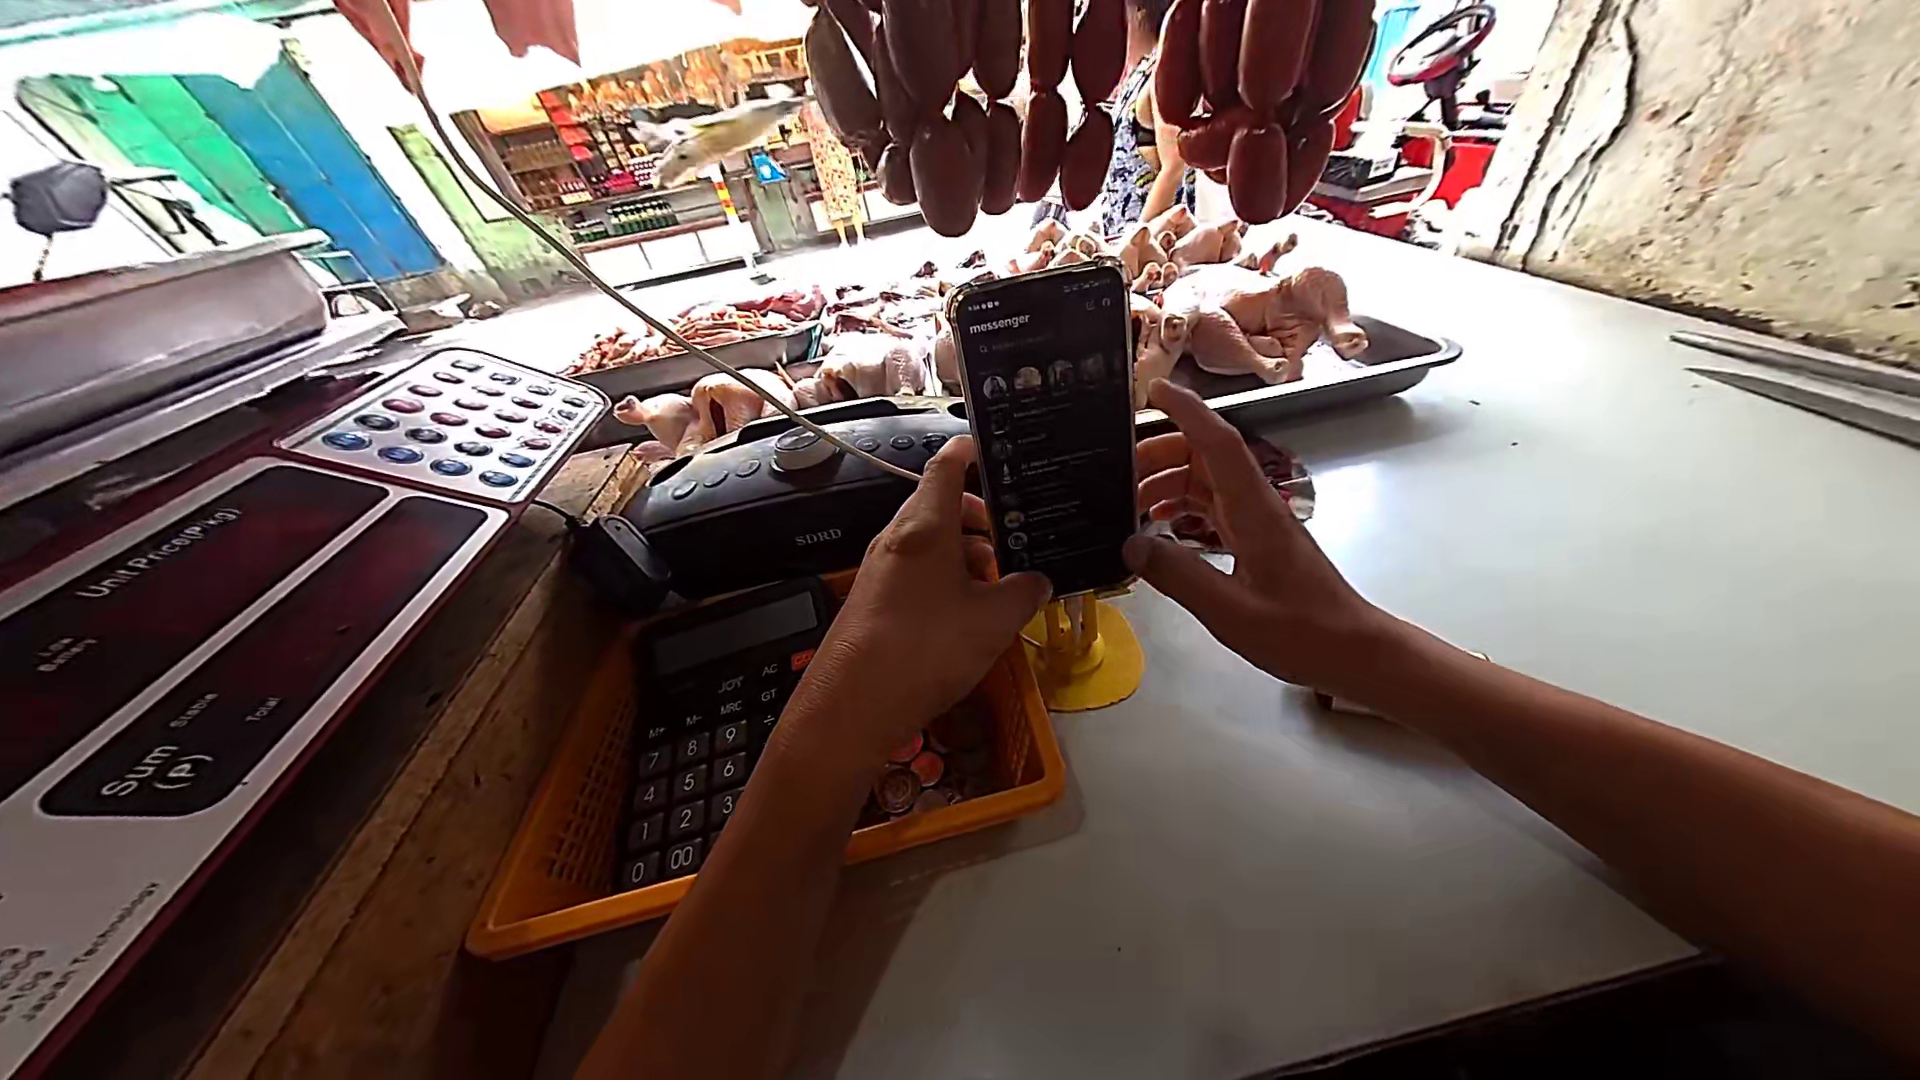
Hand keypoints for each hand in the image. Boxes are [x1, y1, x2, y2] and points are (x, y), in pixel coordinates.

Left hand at [783, 436, 1051, 760]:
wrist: (852, 705)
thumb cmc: (926, 648)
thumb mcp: (993, 620)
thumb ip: (1024, 591)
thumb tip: (1038, 580)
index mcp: (925, 526)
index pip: (947, 465)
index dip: (972, 450)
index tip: (996, 452)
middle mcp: (897, 537)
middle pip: (941, 505)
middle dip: (982, 517)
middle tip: (1014, 539)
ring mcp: (881, 567)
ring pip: (931, 540)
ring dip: (966, 551)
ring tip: (998, 581)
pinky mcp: (875, 596)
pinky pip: (917, 569)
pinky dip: (946, 575)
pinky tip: (968, 610)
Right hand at [1125, 380, 1395, 697]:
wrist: (1352, 651)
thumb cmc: (1300, 631)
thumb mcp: (1230, 610)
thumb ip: (1178, 575)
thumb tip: (1130, 543)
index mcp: (1254, 510)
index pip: (1218, 443)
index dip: (1187, 412)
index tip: (1154, 390)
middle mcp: (1254, 504)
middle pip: (1204, 457)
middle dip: (1160, 454)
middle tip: (1117, 472)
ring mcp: (1255, 521)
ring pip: (1205, 481)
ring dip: (1167, 481)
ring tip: (1128, 502)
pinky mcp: (1253, 539)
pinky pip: (1210, 507)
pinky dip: (1180, 507)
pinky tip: (1158, 525)